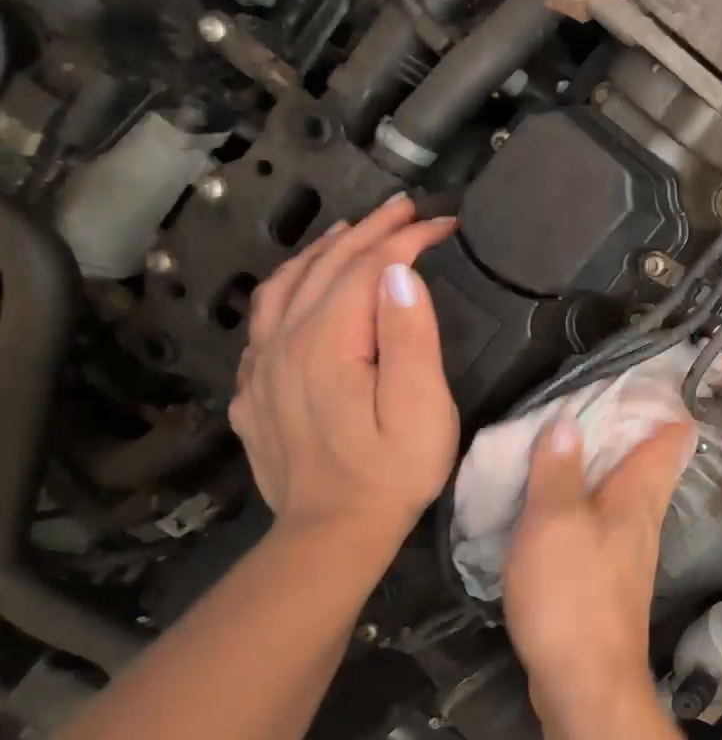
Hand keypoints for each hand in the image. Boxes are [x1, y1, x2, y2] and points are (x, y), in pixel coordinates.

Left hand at [231, 195, 458, 543]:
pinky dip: (292, 286)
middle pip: (322, 268)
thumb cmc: (393, 470)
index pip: (366, 269)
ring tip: (356, 232)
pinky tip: (308, 288)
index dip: (406, 239)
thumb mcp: (420, 408)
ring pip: (284, 286)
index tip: (445, 223)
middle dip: (369, 232)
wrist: (332, 530)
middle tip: (409, 209)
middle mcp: (284, 343)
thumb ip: (410, 339)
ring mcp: (262, 367)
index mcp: (328, 343)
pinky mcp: (257, 389)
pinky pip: (266, 318)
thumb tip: (401, 276)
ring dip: (324, 251)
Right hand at [503, 417, 694, 702]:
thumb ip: (560, 473)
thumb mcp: (553, 524)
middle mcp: (644, 521)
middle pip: (653, 467)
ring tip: (586, 445)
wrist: (586, 677)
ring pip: (632, 495)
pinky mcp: (612, 579)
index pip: (669, 443)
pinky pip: (610, 523)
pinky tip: (570, 507)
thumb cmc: (571, 595)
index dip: (669, 411)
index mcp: (637, 499)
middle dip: (641, 435)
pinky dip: (595, 503)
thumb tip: (571, 421)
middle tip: (614, 403)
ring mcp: (632, 552)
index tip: (660, 382)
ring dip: (615, 469)